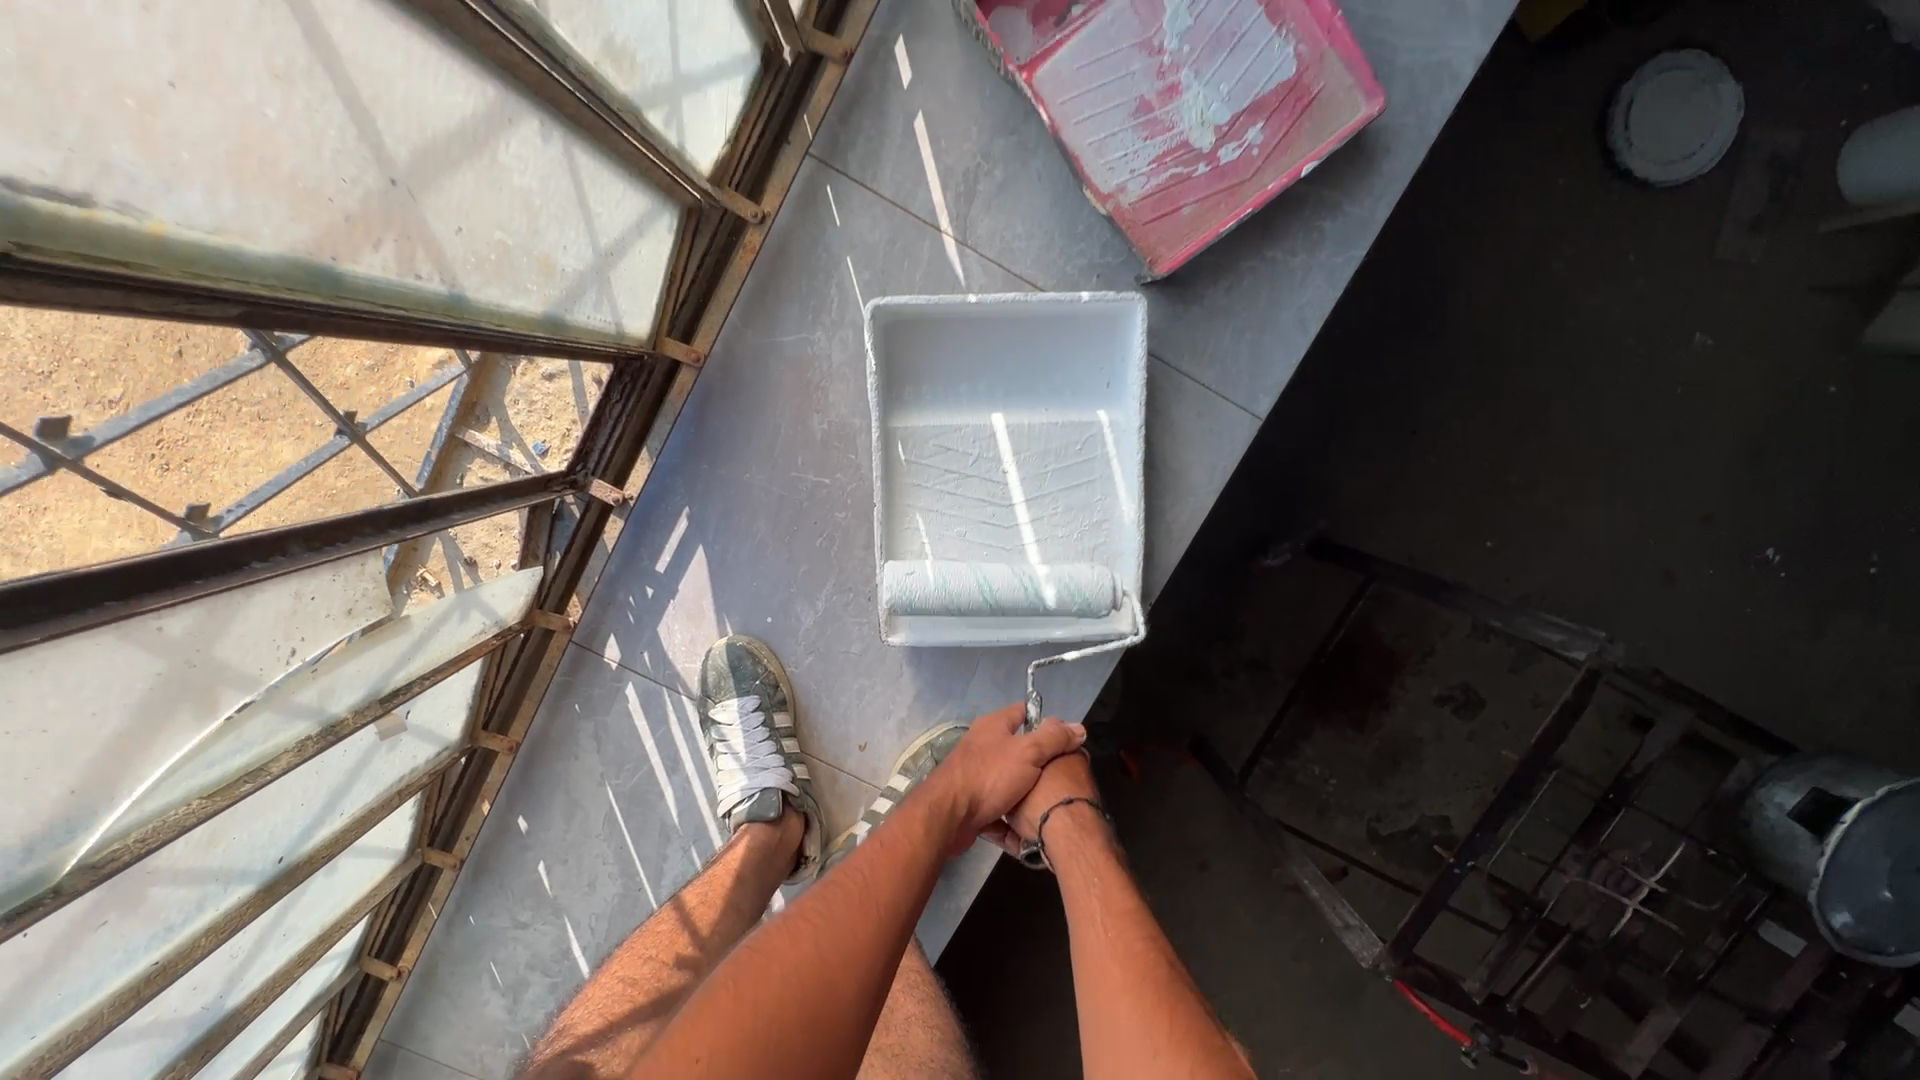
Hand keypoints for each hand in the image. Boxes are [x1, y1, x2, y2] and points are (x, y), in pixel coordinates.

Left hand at [924, 703, 1084, 849]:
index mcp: (993, 726)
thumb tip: (1079, 728)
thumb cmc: (989, 776)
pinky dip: (1012, 822)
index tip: (1066, 739)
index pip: (1022, 712)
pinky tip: (1029, 832)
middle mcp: (983, 747)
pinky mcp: (973, 804)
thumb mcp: (1028, 752)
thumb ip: (1054, 739)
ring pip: (1010, 782)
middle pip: (1018, 750)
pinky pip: (1000, 810)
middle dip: (1040, 763)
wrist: (948, 816)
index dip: (1045, 721)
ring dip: (1027, 795)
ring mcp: (976, 776)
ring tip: (1051, 805)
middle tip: (1063, 775)